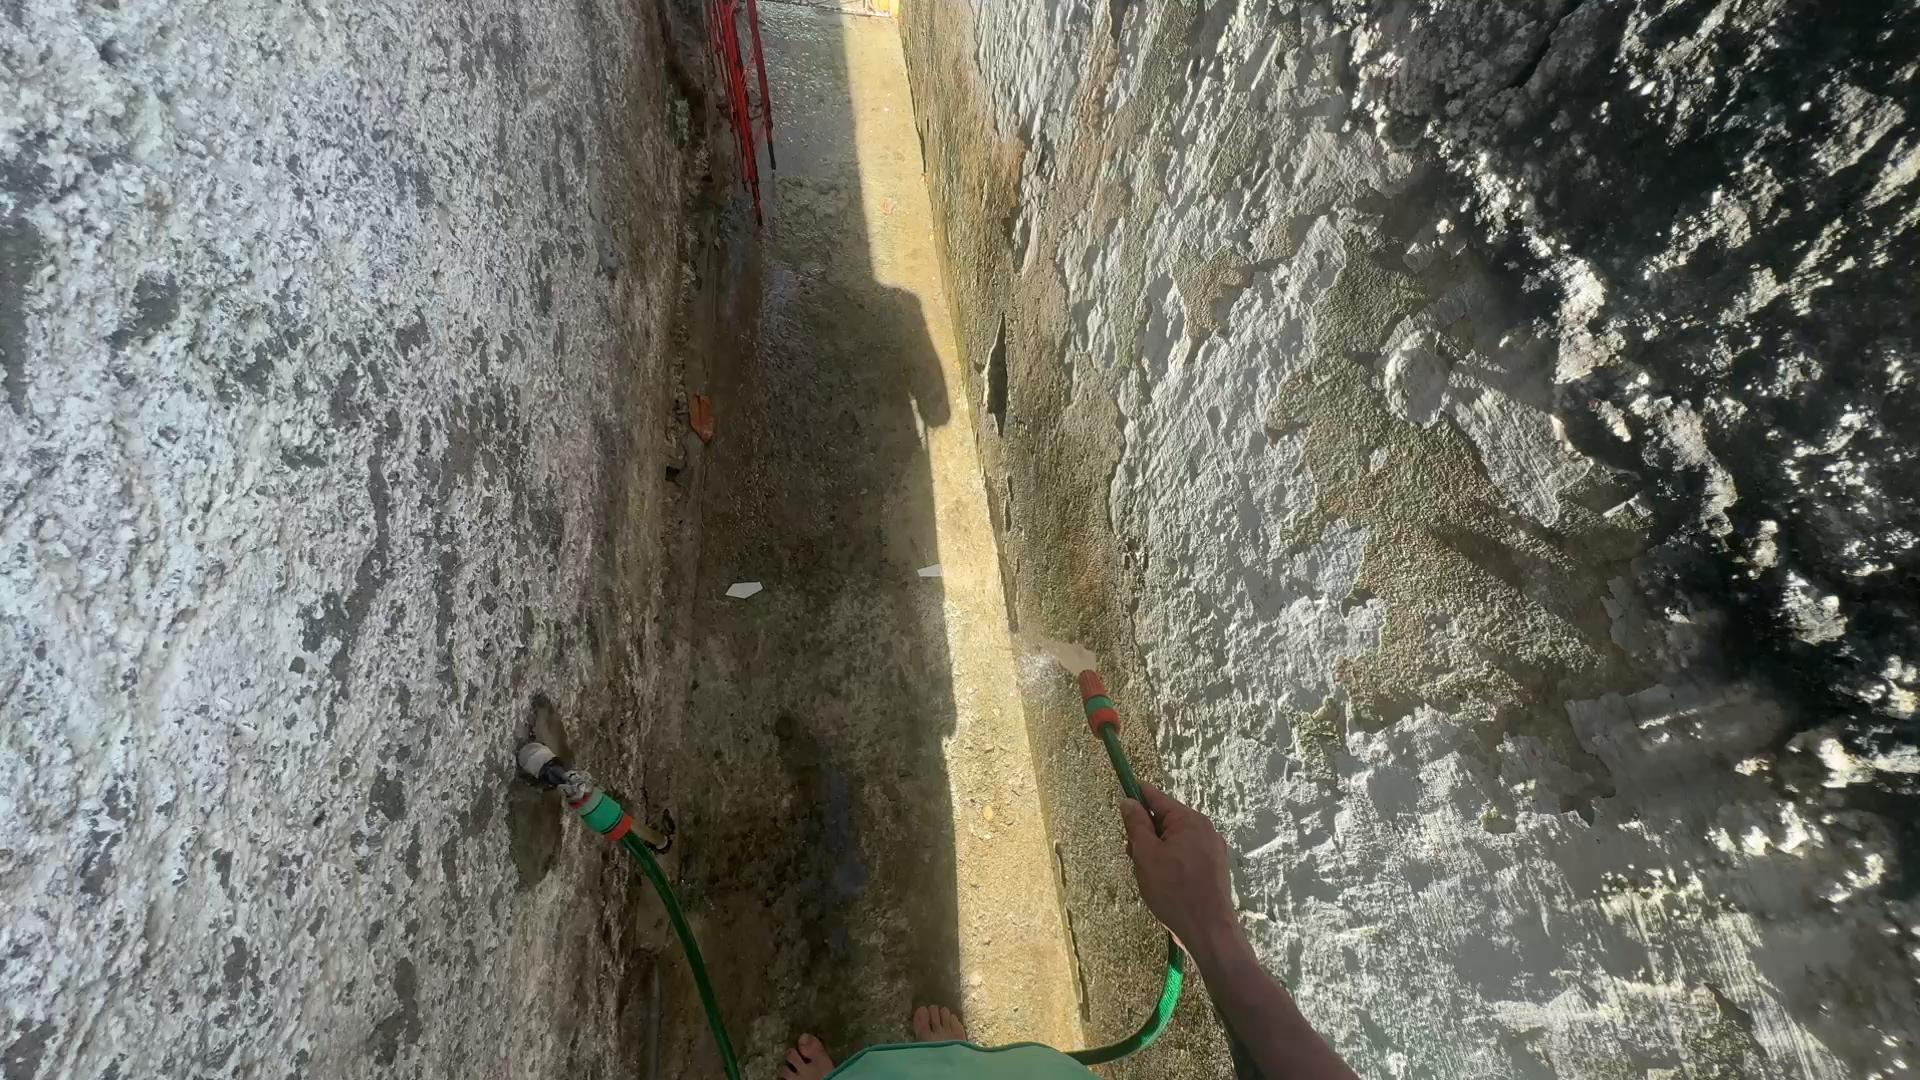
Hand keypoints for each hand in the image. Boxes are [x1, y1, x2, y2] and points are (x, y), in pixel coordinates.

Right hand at [1120, 782, 1240, 960]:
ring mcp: (1213, 849)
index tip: (1120, 800)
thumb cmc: (1174, 890)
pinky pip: (1186, 854)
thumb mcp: (1146, 854)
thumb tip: (1128, 800)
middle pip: (1165, 820)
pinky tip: (1165, 883)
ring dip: (1157, 850)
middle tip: (1134, 856)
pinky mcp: (1215, 868)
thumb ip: (1136, 824)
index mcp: (1189, 820)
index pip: (1156, 797)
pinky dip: (1171, 862)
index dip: (1136, 797)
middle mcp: (1205, 829)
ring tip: (1150, 876)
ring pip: (1174, 839)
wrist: (1209, 933)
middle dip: (1146, 834)